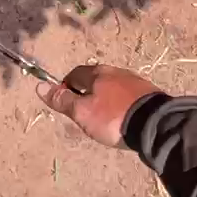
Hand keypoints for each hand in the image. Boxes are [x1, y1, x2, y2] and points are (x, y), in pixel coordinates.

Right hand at [35, 65, 161, 146]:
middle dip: (87, 93)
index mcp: (96, 73)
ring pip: (112, 87)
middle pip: (94, 80)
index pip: (73, 75)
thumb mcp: (82, 112)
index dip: (66, 89)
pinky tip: (124, 117)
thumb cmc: (113, 118)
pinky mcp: (150, 94)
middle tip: (86, 113)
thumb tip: (39, 86)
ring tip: (106, 118)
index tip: (66, 105)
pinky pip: (128, 96)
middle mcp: (115, 71)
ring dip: (106, 98)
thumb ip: (62, 100)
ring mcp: (134, 81)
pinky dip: (122, 104)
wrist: (157, 125)